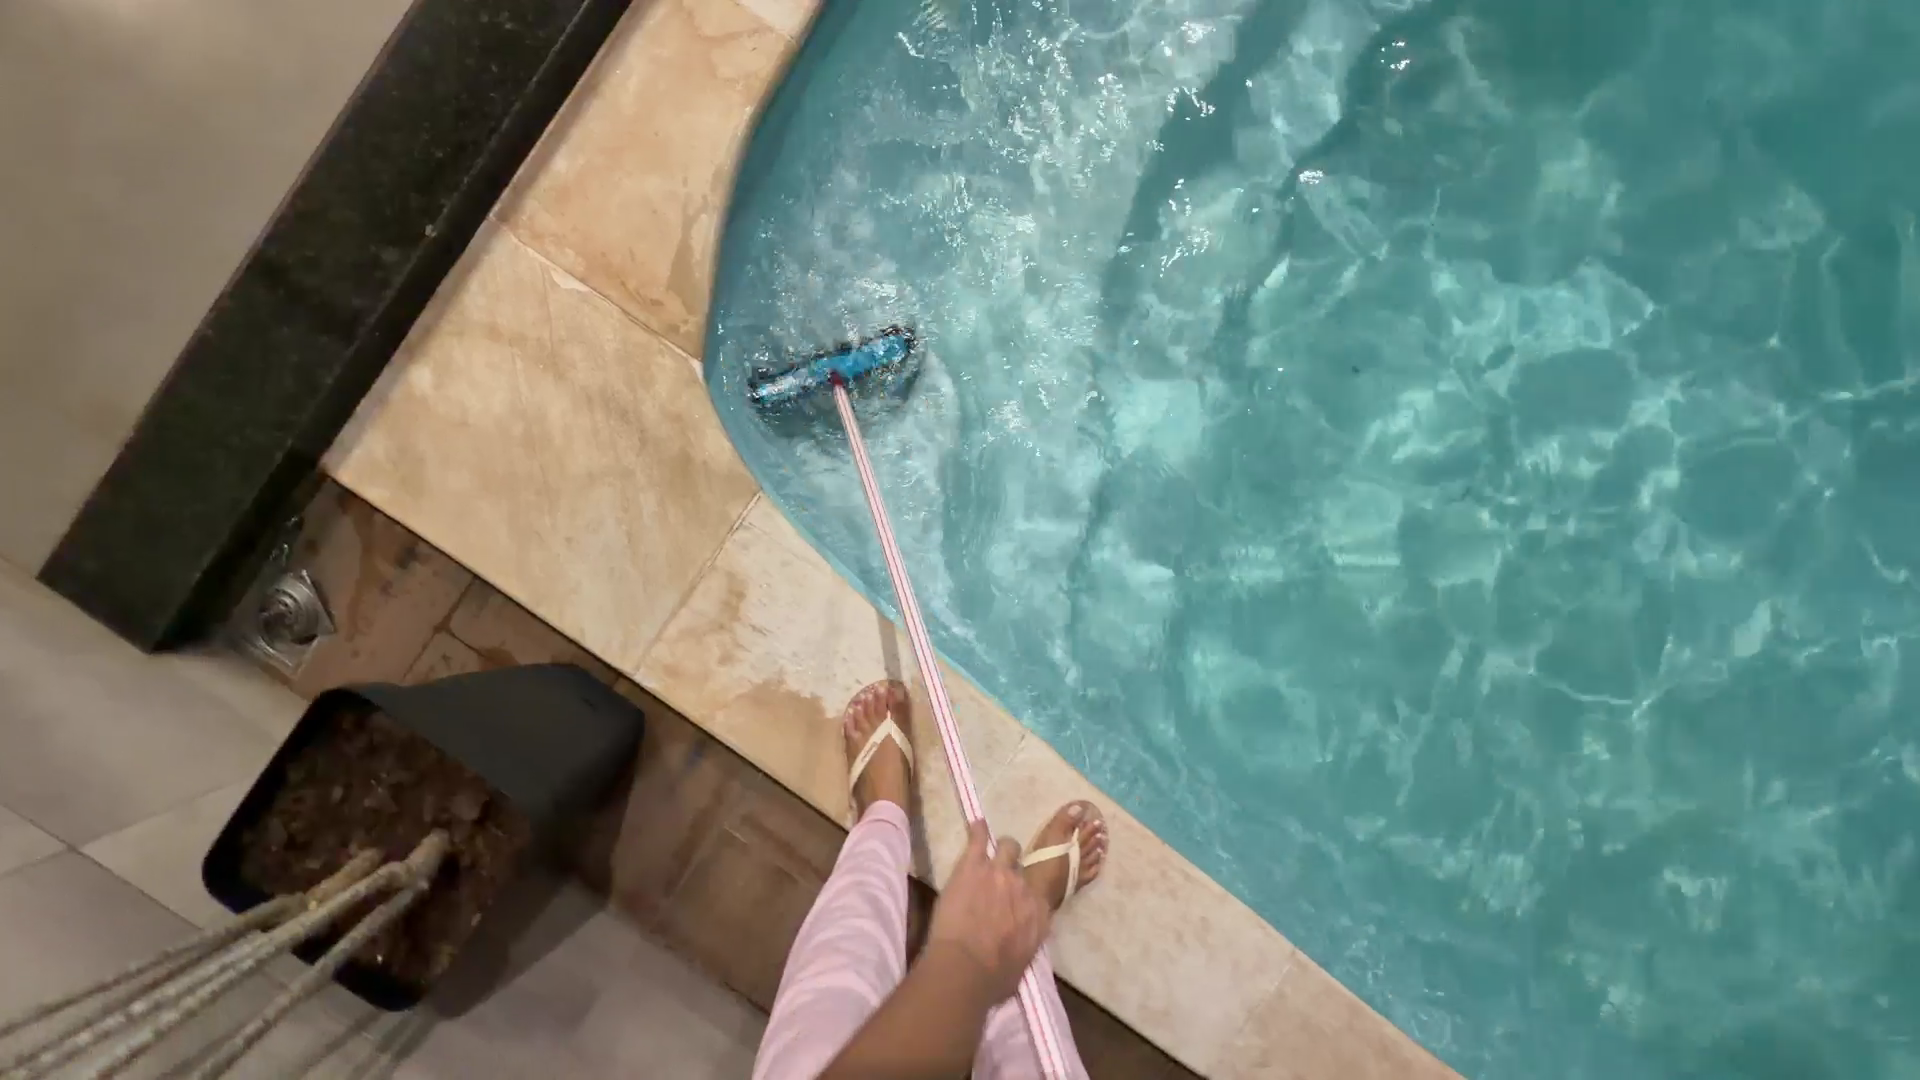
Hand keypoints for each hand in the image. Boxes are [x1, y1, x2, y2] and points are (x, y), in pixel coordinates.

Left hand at [925, 821, 1050, 1003]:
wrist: (965, 969)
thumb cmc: (994, 979)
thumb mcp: (1022, 963)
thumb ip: (1025, 942)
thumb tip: (1019, 941)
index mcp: (1039, 913)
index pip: (1038, 892)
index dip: (1026, 895)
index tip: (1017, 899)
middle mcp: (1024, 887)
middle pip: (1024, 868)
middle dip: (1014, 873)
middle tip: (999, 882)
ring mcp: (999, 872)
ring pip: (1008, 846)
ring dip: (1001, 851)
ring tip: (989, 853)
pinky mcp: (973, 865)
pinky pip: (979, 839)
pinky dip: (977, 831)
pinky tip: (976, 825)